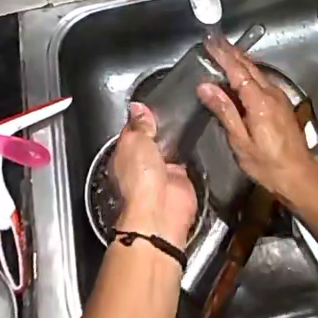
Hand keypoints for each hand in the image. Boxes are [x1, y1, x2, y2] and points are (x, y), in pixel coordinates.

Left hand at [113, 103, 196, 244]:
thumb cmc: (139, 181)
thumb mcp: (135, 140)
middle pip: (152, 139)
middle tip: (170, 112)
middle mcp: (142, 165)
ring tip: (183, 123)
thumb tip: (137, 108)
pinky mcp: (181, 181)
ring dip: (175, 141)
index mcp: (124, 155)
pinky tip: (193, 141)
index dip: (140, 118)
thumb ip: (139, 123)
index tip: (149, 104)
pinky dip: (190, 154)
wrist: (160, 213)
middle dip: (159, 129)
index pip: (132, 131)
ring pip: (169, 150)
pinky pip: (186, 162)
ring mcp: (162, 173)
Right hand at [196, 36, 317, 204]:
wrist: (300, 177)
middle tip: (214, 40)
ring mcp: (279, 97)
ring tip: (224, 51)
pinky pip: (262, 80)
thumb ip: (224, 111)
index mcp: (259, 101)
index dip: (222, 55)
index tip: (210, 43)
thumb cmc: (268, 165)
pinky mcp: (282, 104)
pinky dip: (248, 71)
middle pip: (248, 66)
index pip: (237, 70)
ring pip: (256, 71)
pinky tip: (240, 74)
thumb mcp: (240, 142)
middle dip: (231, 52)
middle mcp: (271, 93)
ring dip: (239, 59)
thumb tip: (205, 87)